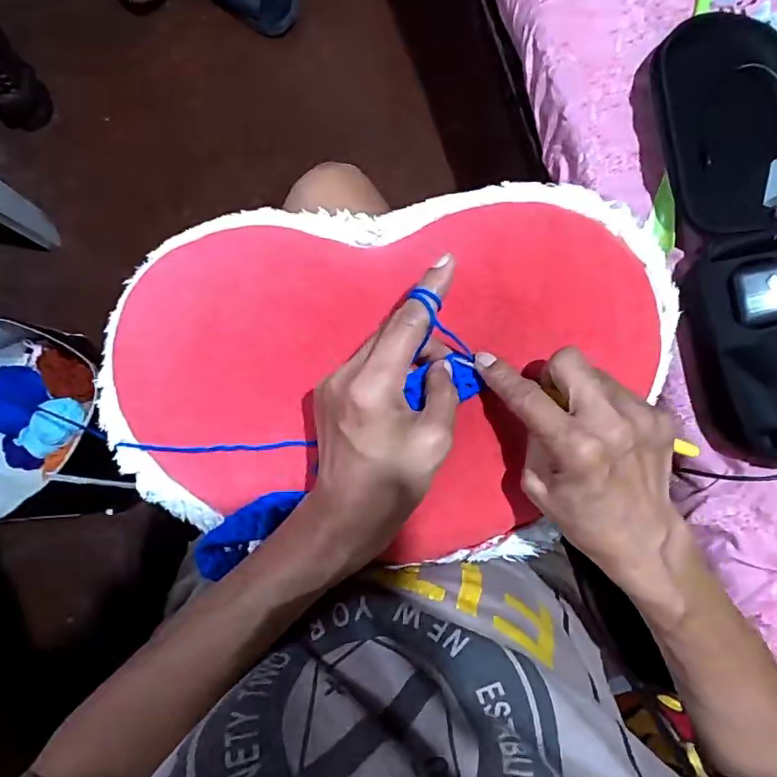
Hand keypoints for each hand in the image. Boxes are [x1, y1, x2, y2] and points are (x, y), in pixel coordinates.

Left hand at [294, 255, 459, 569]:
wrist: (345, 514)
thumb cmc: (394, 483)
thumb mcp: (435, 439)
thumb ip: (441, 390)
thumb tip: (436, 365)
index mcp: (373, 384)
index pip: (407, 324)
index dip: (430, 292)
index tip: (446, 261)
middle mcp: (346, 373)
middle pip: (391, 332)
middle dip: (424, 335)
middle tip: (447, 364)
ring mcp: (333, 382)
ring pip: (378, 347)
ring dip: (407, 354)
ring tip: (428, 385)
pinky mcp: (330, 393)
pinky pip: (367, 364)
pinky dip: (391, 367)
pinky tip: (405, 390)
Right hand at [473, 347, 693, 604]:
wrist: (645, 538)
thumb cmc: (583, 520)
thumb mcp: (538, 486)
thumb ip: (532, 439)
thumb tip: (530, 402)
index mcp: (576, 448)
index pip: (530, 398)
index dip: (503, 376)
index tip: (486, 360)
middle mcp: (611, 423)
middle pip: (570, 360)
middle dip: (551, 374)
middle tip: (551, 399)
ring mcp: (641, 415)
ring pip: (597, 372)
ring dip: (582, 390)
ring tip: (586, 420)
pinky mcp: (661, 415)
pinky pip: (621, 391)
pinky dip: (608, 405)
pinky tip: (612, 433)